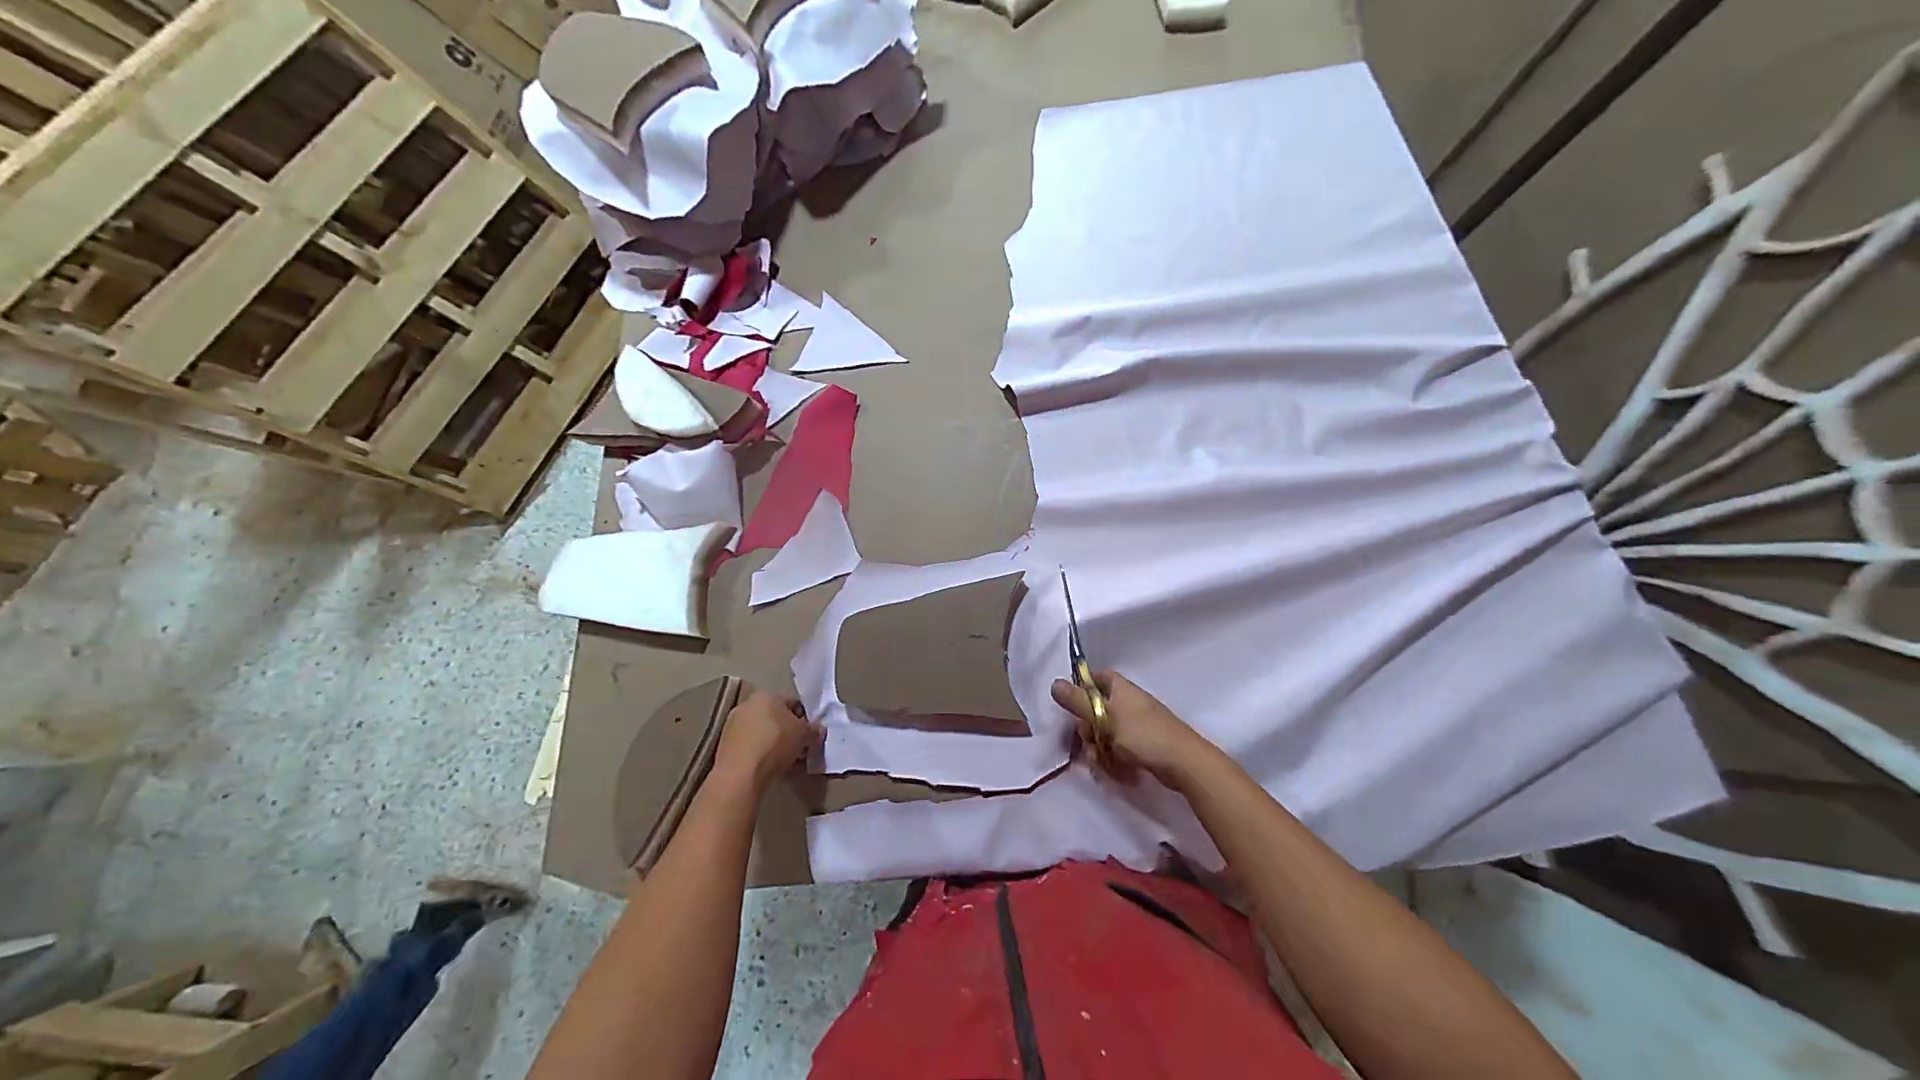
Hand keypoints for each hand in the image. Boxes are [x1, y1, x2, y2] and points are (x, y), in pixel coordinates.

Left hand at [712, 688, 813, 792]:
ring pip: (762, 731)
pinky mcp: (724, 744)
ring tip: (786, 761)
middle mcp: (747, 704)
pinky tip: (769, 766)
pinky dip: (760, 752)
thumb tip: (817, 729)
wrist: (740, 773)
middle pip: (776, 716)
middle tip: (800, 748)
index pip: (793, 702)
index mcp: (766, 695)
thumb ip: (813, 729)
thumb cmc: (775, 744)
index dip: (805, 718)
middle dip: (789, 731)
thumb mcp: (804, 735)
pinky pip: (750, 744)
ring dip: (774, 742)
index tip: (810, 735)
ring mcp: (733, 724)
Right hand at [1050, 670, 1216, 786]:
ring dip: (1100, 749)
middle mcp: (1130, 703)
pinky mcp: (1145, 745)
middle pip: (1098, 710)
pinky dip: (1115, 759)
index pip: (1097, 677)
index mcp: (1121, 689)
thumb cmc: (1142, 735)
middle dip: (1089, 729)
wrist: (1184, 763)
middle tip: (1090, 742)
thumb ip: (1078, 702)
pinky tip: (1118, 771)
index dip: (1083, 687)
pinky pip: (1120, 748)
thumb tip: (1054, 682)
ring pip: (1107, 733)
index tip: (1072, 706)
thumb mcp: (1105, 717)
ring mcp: (1139, 725)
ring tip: (1104, 763)